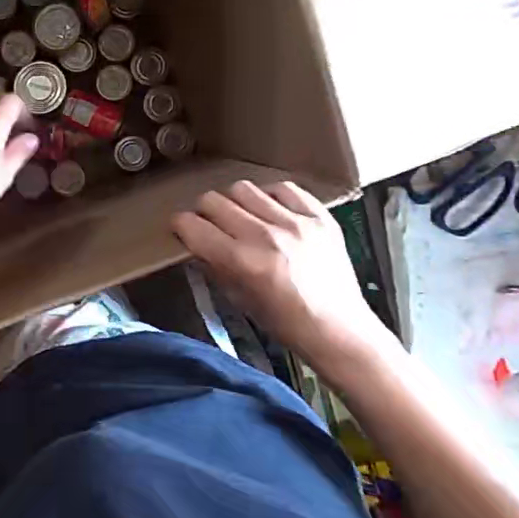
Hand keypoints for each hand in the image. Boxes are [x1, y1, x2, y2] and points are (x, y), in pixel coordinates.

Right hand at [172, 180, 391, 366]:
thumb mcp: (239, 300)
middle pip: (214, 200)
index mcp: (242, 262)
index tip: (182, 229)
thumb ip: (215, 267)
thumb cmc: (285, 323)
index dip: (180, 226)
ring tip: (243, 216)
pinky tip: (272, 210)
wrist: (338, 330)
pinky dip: (271, 196)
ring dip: (234, 201)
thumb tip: (196, 243)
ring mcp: (295, 222)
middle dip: (203, 212)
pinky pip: (284, 187)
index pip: (193, 226)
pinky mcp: (320, 217)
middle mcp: (265, 236)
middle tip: (210, 224)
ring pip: (244, 188)